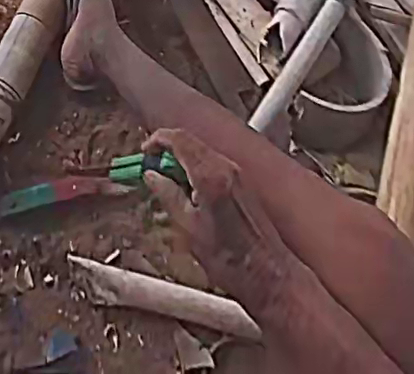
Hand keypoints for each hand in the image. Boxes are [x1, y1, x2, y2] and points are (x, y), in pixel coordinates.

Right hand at [141, 128, 298, 310]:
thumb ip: (168, 195)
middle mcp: (225, 166)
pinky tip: (189, 190)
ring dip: (182, 158)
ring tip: (168, 182)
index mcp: (210, 175)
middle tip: (152, 167)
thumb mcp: (189, 228)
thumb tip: (151, 175)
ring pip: (202, 150)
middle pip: (191, 140)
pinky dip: (196, 167)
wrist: (268, 274)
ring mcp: (236, 172)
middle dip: (168, 148)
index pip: (180, 139)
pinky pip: (213, 161)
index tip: (145, 151)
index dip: (158, 139)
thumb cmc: (228, 258)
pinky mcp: (242, 181)